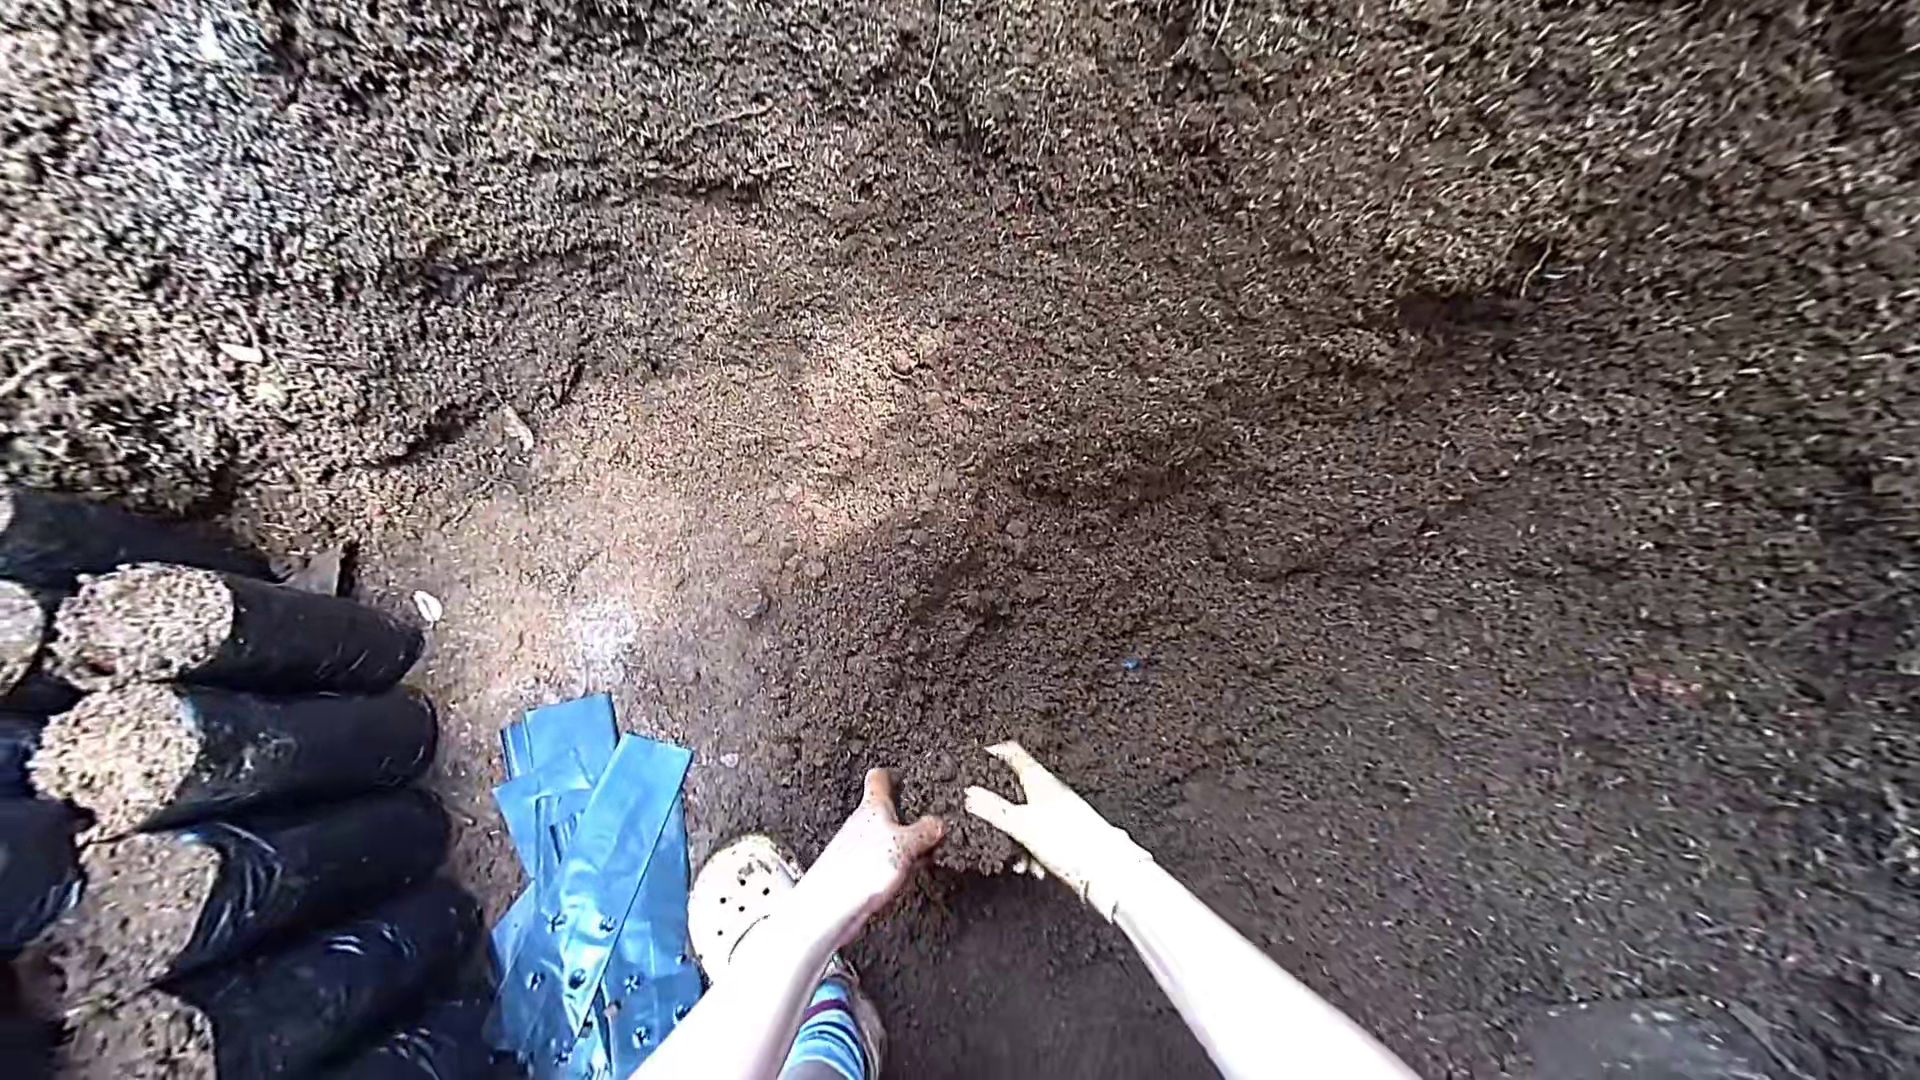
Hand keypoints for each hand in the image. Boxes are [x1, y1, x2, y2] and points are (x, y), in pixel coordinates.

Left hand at [794, 768, 944, 944]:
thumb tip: (938, 823)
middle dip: (907, 818)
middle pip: (887, 809)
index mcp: (873, 806)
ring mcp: (859, 847)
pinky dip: (895, 866)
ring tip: (921, 858)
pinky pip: (882, 861)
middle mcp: (863, 822)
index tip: (904, 777)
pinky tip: (902, 879)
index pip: (879, 777)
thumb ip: (925, 832)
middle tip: (928, 827)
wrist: (827, 909)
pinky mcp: (857, 871)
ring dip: (904, 845)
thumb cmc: (858, 870)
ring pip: (886, 837)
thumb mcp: (904, 845)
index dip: (893, 774)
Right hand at [964, 741, 1154, 921]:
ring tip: (1017, 859)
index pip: (1012, 752)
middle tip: (987, 819)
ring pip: (1026, 817)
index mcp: (1039, 779)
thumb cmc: (1071, 841)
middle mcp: (1049, 790)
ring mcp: (1058, 810)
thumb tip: (968, 794)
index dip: (993, 752)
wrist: (1107, 871)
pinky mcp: (1065, 831)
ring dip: (1016, 837)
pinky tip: (1032, 867)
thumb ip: (994, 809)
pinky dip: (1031, 850)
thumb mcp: (1022, 825)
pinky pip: (1039, 835)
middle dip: (1000, 808)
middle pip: (1016, 787)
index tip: (977, 758)